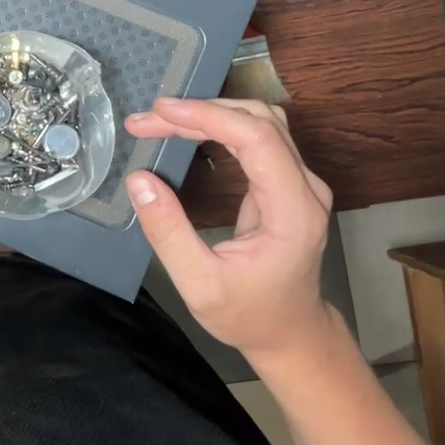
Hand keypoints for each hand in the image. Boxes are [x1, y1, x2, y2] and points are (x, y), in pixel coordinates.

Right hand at [125, 98, 336, 360]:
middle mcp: (305, 188)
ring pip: (258, 121)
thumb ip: (168, 232)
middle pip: (258, 120)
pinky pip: (254, 136)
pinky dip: (216, 126)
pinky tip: (185, 130)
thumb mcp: (199, 284)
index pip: (258, 138)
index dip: (209, 116)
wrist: (289, 332)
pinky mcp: (286, 181)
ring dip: (208, 114)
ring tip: (160, 121)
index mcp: (292, 211)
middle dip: (200, 112)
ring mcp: (299, 182)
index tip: (161, 112)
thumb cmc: (248, 314)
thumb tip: (139, 180)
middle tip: (147, 121)